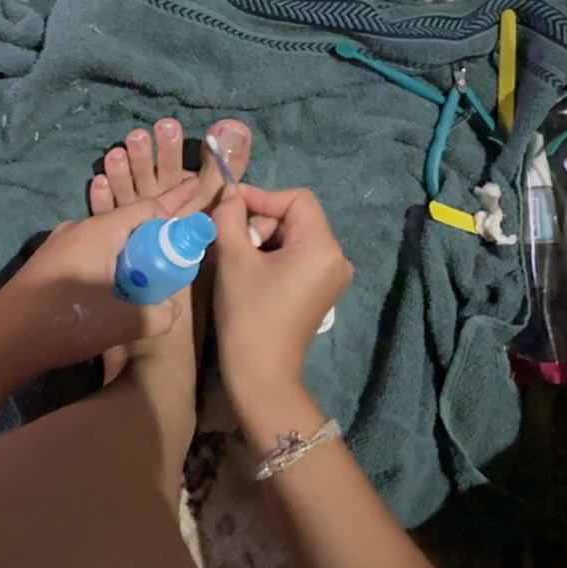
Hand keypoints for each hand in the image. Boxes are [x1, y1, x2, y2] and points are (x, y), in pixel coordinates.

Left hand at [0, 176, 203, 376]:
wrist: (0, 341)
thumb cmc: (66, 322)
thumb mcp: (123, 323)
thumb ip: (157, 315)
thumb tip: (173, 311)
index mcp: (102, 230)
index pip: (148, 209)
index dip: (174, 220)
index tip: (189, 240)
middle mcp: (80, 227)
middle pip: (127, 222)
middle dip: (153, 238)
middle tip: (173, 257)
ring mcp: (59, 243)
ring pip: (106, 239)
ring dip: (128, 253)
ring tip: (145, 277)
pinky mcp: (47, 262)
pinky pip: (88, 253)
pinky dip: (107, 263)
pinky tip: (112, 288)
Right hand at [209, 185, 353, 399]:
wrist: (261, 374)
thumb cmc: (249, 314)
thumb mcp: (234, 259)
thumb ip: (231, 217)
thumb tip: (230, 192)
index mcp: (323, 246)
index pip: (296, 199)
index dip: (262, 197)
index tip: (230, 206)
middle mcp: (336, 257)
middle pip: (295, 219)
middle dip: (260, 224)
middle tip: (230, 243)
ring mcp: (331, 277)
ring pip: (293, 239)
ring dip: (262, 242)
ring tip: (235, 260)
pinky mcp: (321, 292)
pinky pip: (297, 260)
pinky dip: (272, 259)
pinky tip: (250, 275)